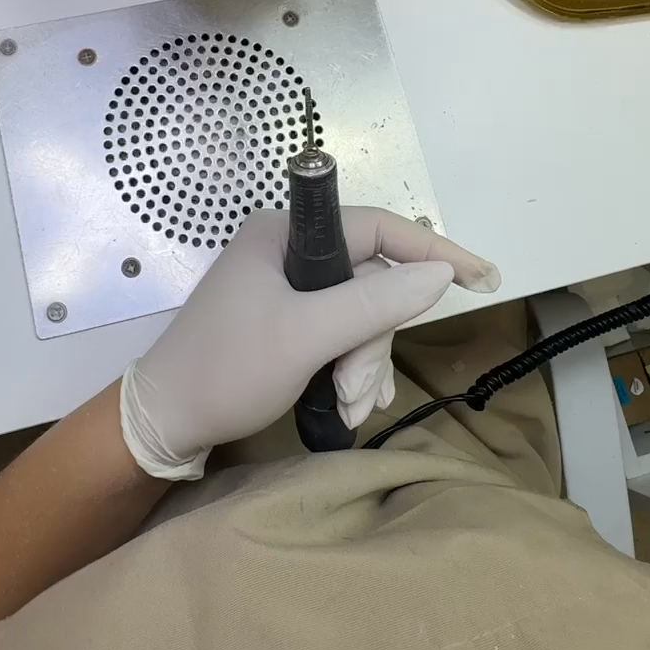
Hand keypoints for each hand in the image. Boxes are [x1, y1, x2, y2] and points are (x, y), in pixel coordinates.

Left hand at [120, 208, 498, 478]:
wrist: (166, 421)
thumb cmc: (227, 369)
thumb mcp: (306, 337)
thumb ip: (375, 303)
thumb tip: (442, 273)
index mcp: (285, 234)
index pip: (376, 228)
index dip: (432, 250)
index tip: (483, 277)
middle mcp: (287, 251)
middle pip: (369, 283)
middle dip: (372, 342)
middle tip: (354, 390)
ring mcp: (285, 287)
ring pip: (358, 314)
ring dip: (361, 364)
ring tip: (345, 403)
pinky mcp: (285, 319)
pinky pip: (340, 332)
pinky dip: (350, 366)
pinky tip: (348, 400)